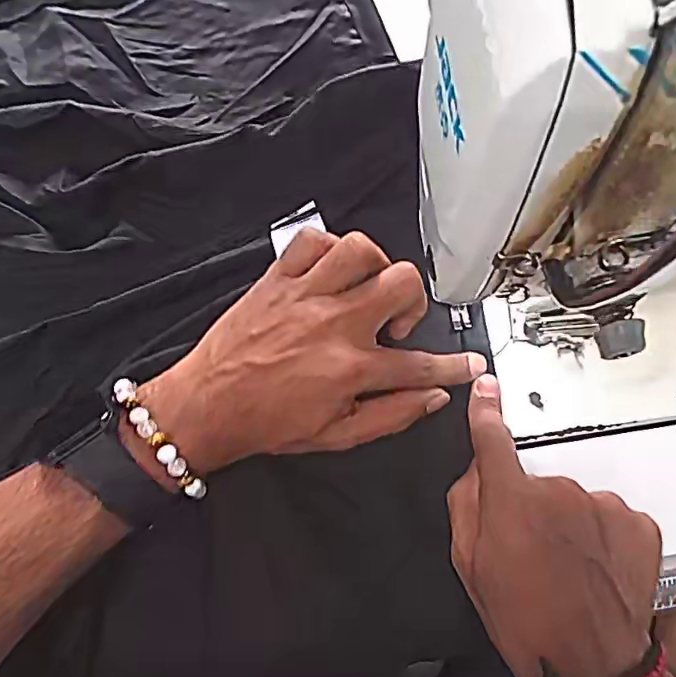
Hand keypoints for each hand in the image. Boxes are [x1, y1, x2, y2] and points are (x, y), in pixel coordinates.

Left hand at [139, 229, 483, 471]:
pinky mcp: (277, 281)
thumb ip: (391, 416)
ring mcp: (304, 297)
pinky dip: (330, 248)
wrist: (208, 406)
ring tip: (367, 291)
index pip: (420, 364)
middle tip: (396, 323)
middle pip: (403, 286)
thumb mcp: (337, 435)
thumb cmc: (264, 422)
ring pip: (362, 251)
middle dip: (414, 303)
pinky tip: (332, 271)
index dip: (454, 366)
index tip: (467, 364)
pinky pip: (312, 241)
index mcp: (349, 368)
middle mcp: (332, 325)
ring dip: (376, 268)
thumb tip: (430, 398)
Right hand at [447, 374, 663, 676]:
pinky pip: (608, 516)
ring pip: (574, 500)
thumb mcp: (470, 568)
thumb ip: (465, 508)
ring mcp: (603, 505)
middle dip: (529, 508)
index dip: (485, 411)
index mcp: (512, 500)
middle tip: (529, 554)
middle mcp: (559, 492)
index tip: (486, 391)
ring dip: (568, 526)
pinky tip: (592, 570)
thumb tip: (473, 476)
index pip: (492, 438)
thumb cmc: (527, 624)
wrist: (591, 663)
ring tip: (564, 571)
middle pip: (535, 482)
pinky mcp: (637, 522)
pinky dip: (600, 537)